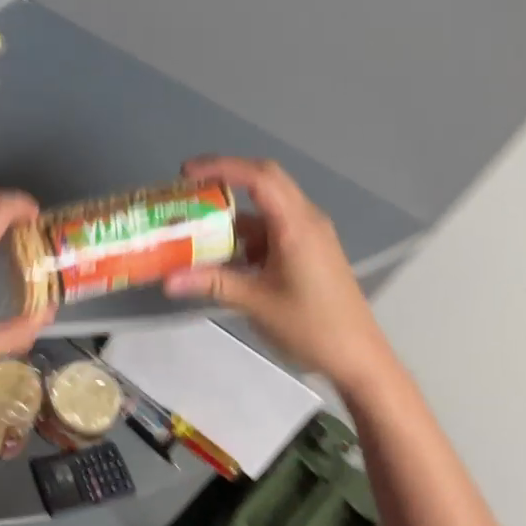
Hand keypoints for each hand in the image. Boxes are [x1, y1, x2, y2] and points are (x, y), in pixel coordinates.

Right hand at [164, 156, 392, 388]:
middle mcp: (306, 221)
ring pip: (265, 208)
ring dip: (232, 213)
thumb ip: (211, 283)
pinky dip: (244, 235)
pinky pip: (271, 229)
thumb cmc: (313, 327)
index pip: (259, 178)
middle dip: (224, 178)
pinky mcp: (307, 251)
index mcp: (297, 226)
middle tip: (187, 186)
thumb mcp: (256, 304)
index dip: (222, 167)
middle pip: (264, 181)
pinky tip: (220, 256)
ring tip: (194, 225)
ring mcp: (308, 235)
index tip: (186, 173)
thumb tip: (167, 279)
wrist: (359, 358)